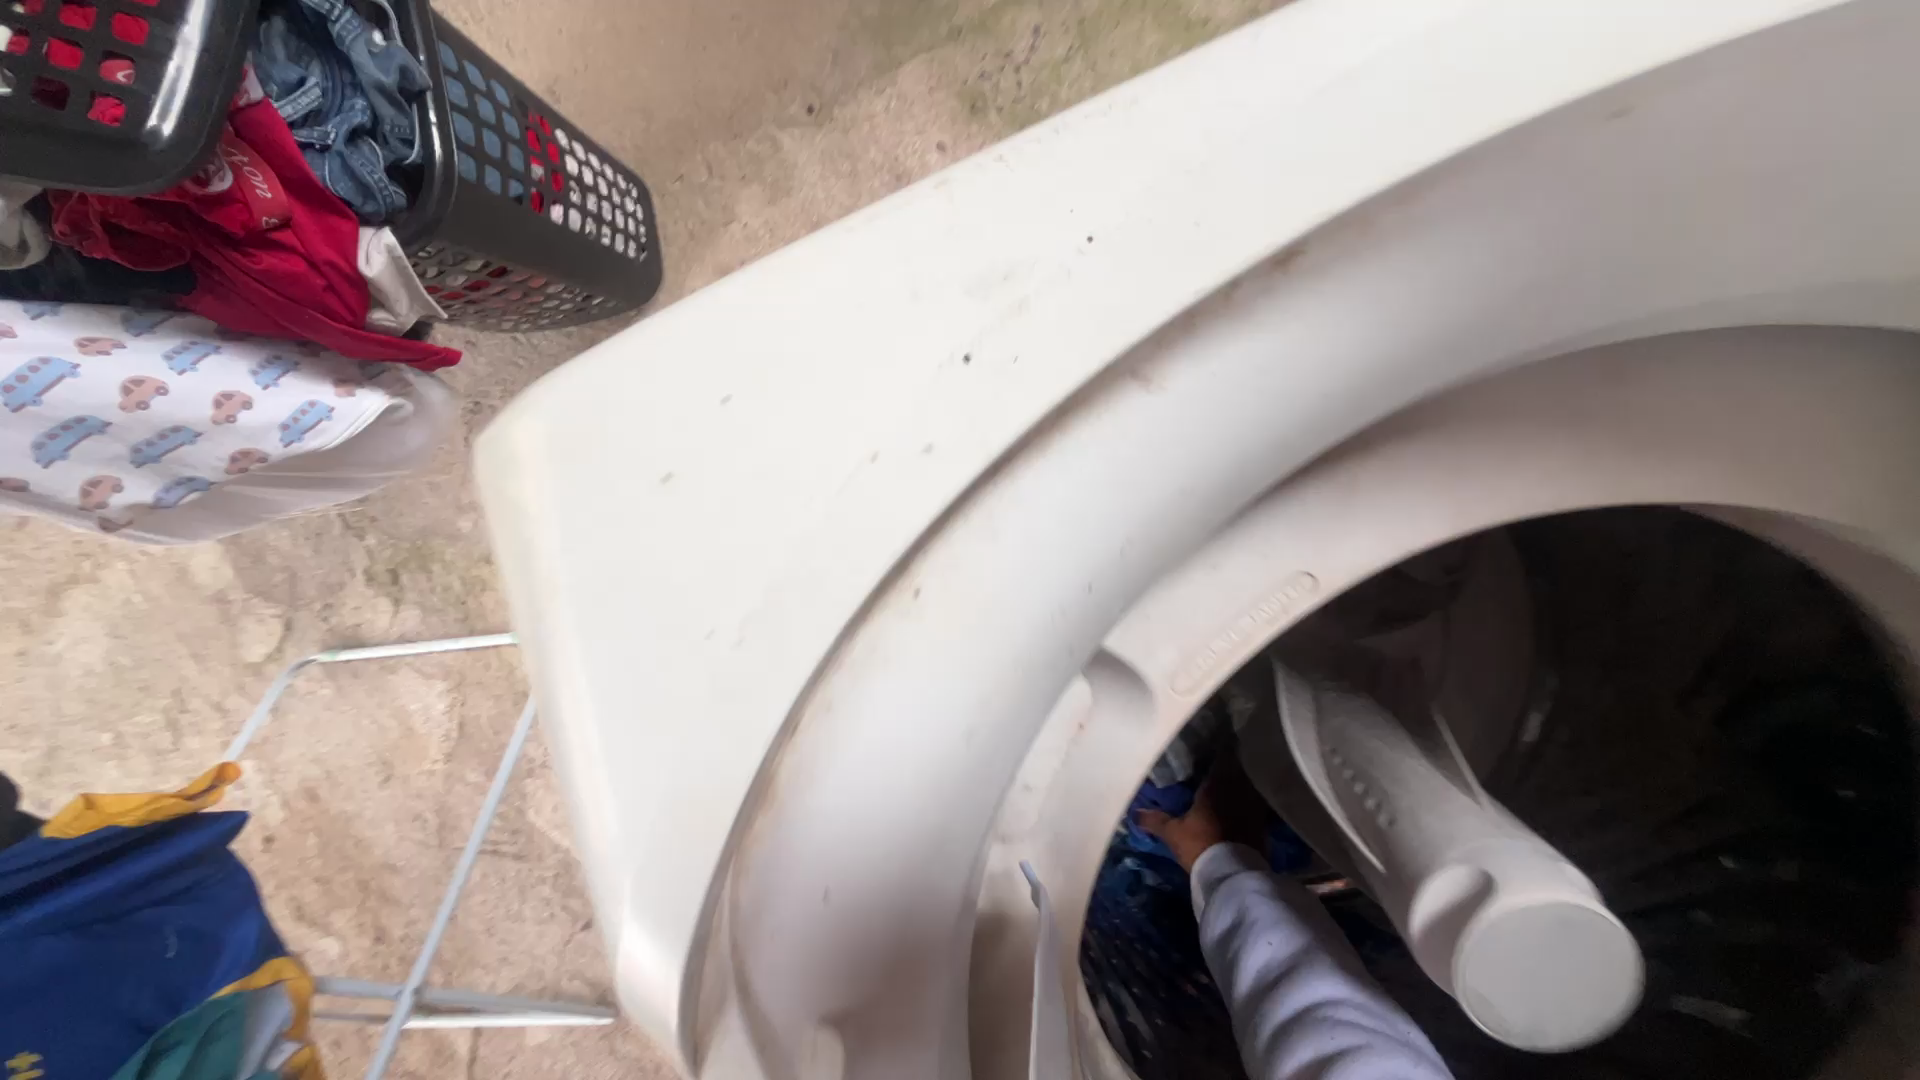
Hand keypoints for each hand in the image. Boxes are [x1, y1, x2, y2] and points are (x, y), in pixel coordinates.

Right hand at [1137, 756, 1266, 872]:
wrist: (1234, 876)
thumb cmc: (1201, 845)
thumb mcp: (1173, 833)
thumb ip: (1155, 820)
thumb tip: (1135, 812)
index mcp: (1215, 787)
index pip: (1222, 760)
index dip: (1220, 753)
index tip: (1216, 747)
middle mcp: (1238, 792)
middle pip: (1237, 773)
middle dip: (1231, 769)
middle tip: (1222, 767)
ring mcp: (1254, 809)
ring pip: (1249, 789)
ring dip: (1242, 787)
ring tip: (1233, 787)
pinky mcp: (1264, 827)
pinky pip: (1258, 809)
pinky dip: (1251, 807)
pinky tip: (1243, 811)